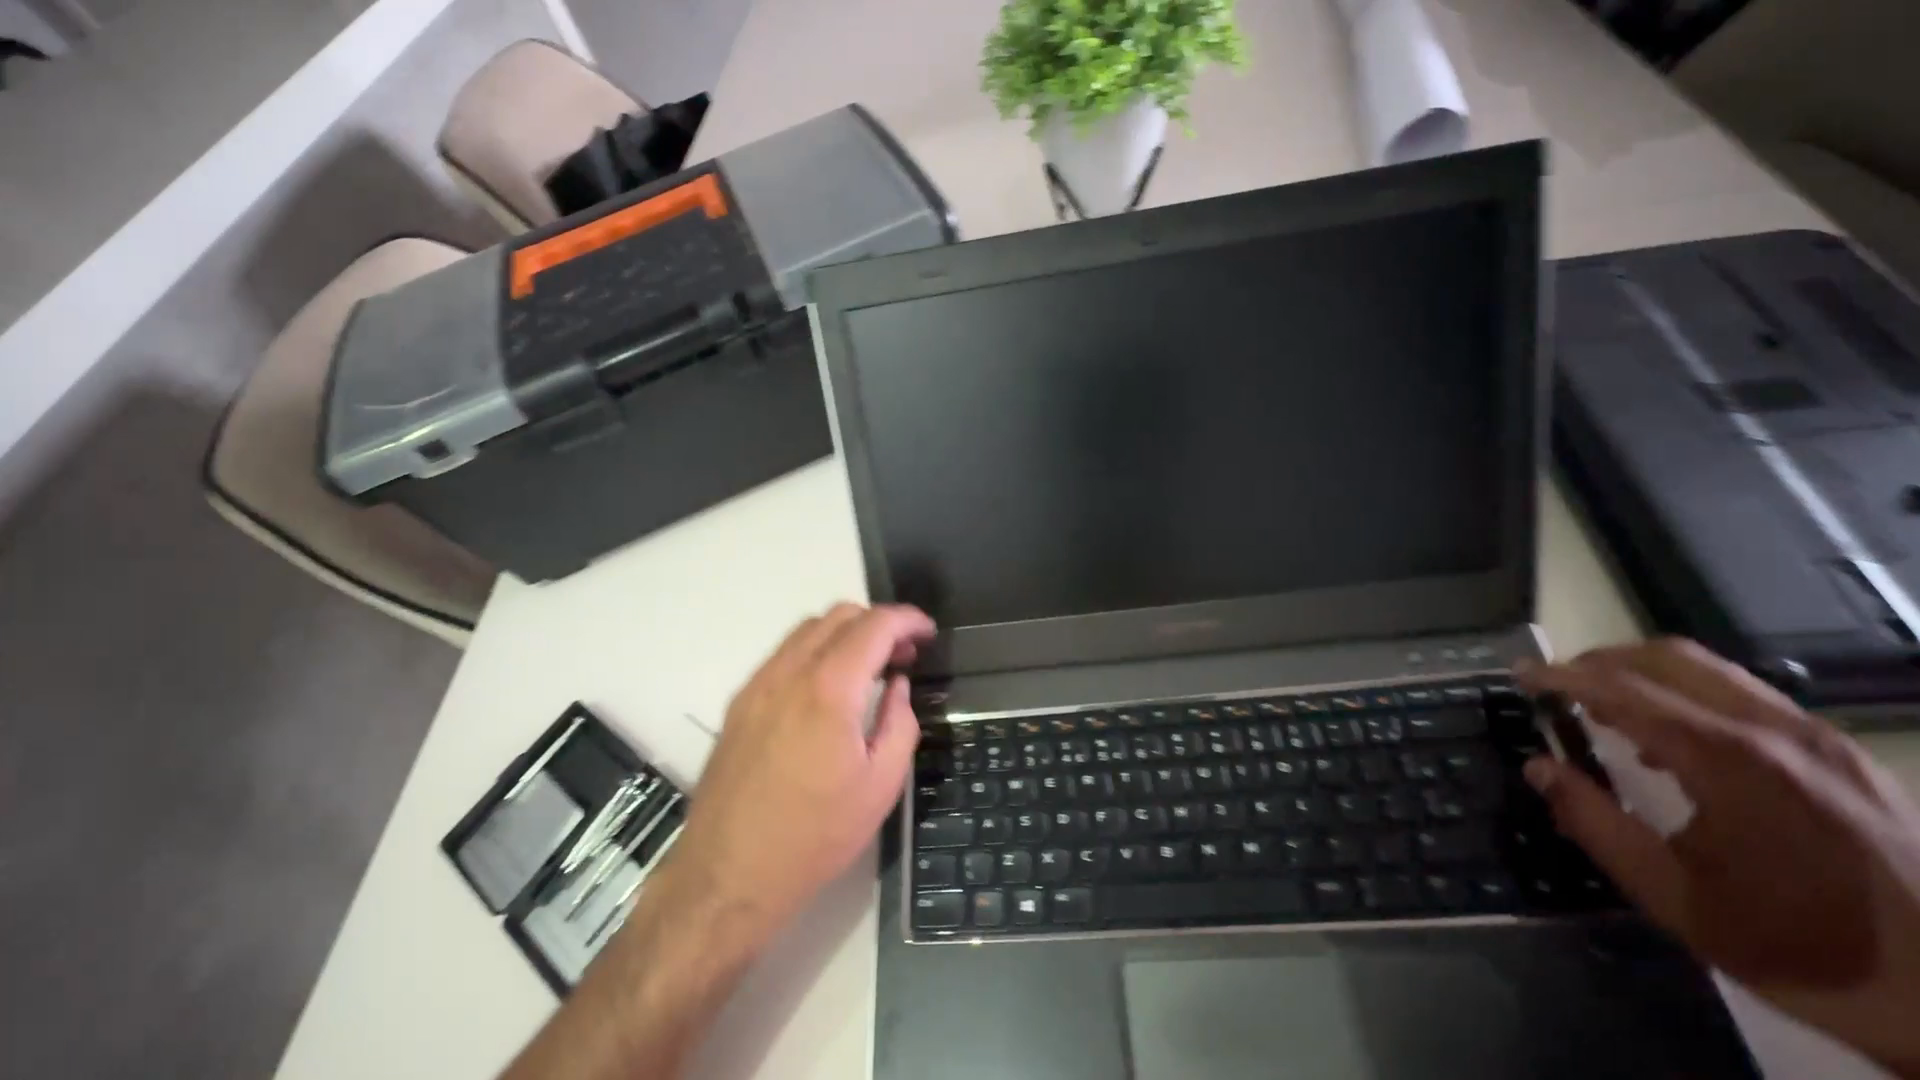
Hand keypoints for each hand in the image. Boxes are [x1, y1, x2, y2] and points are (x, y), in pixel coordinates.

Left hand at [661, 603, 934, 945]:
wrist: (729, 874)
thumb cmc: (815, 836)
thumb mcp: (880, 786)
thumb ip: (898, 723)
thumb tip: (897, 686)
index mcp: (828, 690)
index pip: (873, 625)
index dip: (907, 619)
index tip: (927, 634)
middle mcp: (786, 674)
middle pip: (836, 617)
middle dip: (877, 624)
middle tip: (903, 656)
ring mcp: (755, 687)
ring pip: (804, 631)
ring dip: (844, 636)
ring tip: (869, 671)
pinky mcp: (738, 706)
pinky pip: (781, 657)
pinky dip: (814, 654)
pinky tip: (828, 692)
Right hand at [1518, 640, 1919, 1078]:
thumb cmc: (1795, 946)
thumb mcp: (1673, 898)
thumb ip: (1595, 824)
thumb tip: (1540, 769)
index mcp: (1728, 761)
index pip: (1624, 691)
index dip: (1563, 676)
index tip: (1520, 673)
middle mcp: (1775, 731)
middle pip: (1669, 658)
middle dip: (1601, 660)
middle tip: (1556, 682)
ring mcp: (1818, 738)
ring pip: (1714, 671)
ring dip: (1647, 674)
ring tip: (1606, 707)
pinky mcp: (1844, 755)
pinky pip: (1750, 698)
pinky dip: (1692, 696)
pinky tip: (1676, 742)